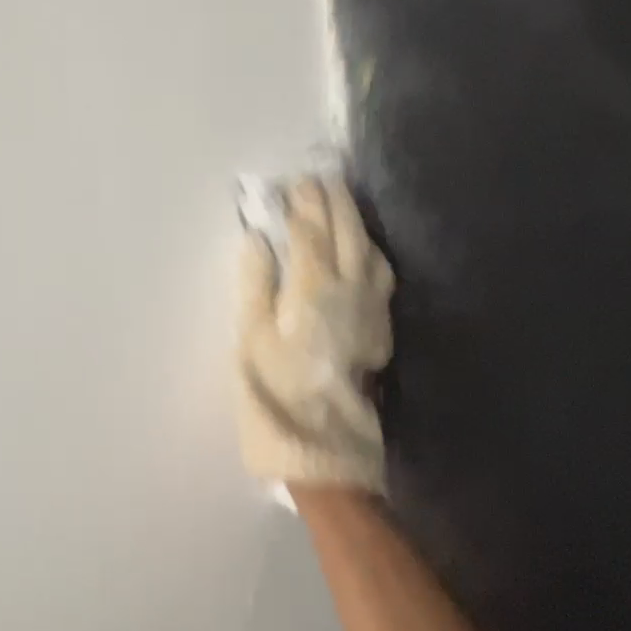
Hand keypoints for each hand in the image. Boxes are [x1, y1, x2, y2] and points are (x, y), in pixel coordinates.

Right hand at [234, 175, 395, 492]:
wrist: (324, 450)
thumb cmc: (275, 395)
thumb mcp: (250, 340)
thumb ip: (256, 283)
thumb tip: (259, 237)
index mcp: (312, 288)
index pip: (309, 230)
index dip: (301, 203)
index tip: (293, 183)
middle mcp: (348, 288)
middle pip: (345, 231)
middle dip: (332, 201)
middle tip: (319, 180)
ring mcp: (370, 308)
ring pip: (368, 249)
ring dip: (354, 220)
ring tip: (340, 204)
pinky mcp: (379, 328)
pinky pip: (380, 273)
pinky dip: (369, 250)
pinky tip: (364, 252)